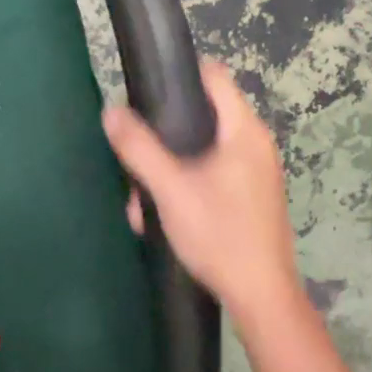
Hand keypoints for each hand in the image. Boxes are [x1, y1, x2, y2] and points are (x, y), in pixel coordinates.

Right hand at [102, 61, 297, 311]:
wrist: (260, 296)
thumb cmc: (219, 234)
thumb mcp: (170, 190)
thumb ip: (139, 148)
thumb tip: (111, 111)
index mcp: (244, 132)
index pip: (214, 76)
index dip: (180, 74)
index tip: (146, 90)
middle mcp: (255, 145)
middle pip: (202, 116)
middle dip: (164, 136)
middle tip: (135, 157)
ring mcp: (255, 173)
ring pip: (201, 151)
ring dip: (168, 170)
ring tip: (143, 199)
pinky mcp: (250, 197)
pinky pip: (210, 175)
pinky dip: (184, 186)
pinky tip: (161, 214)